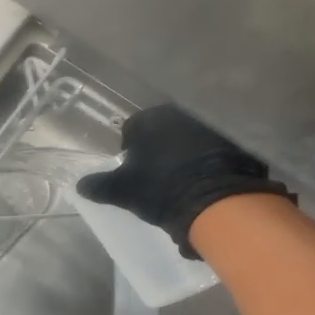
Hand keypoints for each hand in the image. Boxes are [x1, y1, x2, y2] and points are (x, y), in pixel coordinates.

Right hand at [75, 104, 291, 258]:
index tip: (130, 169)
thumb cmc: (158, 189)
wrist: (213, 200)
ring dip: (180, 153)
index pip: (131, 129)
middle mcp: (182, 114)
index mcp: (152, 119)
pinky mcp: (234, 142)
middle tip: (152, 173)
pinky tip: (199, 180)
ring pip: (186, 138)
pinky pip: (210, 149)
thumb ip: (98, 186)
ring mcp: (211, 126)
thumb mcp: (121, 191)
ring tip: (177, 179)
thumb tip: (80, 185)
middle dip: (156, 147)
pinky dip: (203, 160)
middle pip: (161, 131)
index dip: (128, 149)